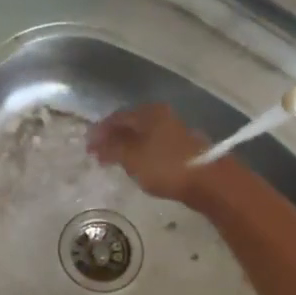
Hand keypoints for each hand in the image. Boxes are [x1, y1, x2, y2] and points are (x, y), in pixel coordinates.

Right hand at [87, 103, 212, 202]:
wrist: (209, 181)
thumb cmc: (165, 166)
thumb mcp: (131, 157)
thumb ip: (111, 147)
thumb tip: (96, 139)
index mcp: (148, 113)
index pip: (116, 117)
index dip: (99, 131)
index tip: (87, 147)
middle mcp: (161, 115)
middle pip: (130, 124)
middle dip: (112, 138)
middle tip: (97, 155)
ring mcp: (174, 130)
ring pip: (142, 135)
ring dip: (125, 146)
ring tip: (113, 162)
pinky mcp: (182, 146)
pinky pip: (152, 144)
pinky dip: (139, 152)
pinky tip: (135, 164)